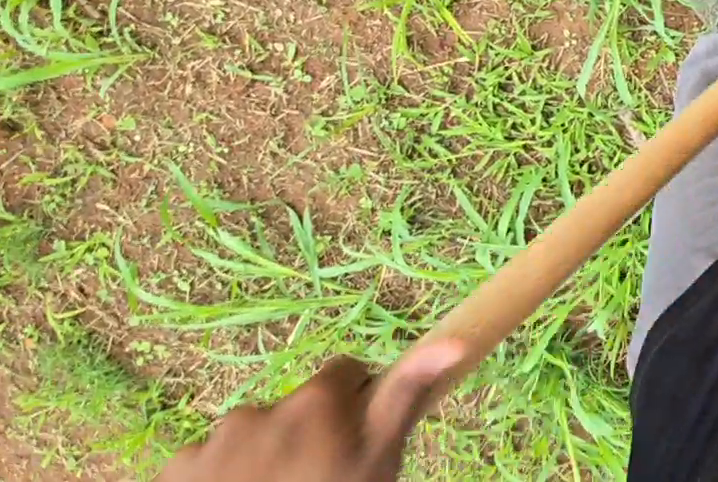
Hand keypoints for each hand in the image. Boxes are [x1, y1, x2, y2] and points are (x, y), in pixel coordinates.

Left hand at [156, 341, 464, 481]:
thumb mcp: (379, 460)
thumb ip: (406, 394)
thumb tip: (453, 341)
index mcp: (313, 399)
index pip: (345, 372)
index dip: (356, 400)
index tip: (355, 438)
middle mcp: (258, 408)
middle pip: (296, 405)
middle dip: (306, 431)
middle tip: (316, 478)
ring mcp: (208, 444)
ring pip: (250, 434)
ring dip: (262, 454)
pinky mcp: (171, 475)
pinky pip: (204, 462)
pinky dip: (219, 477)